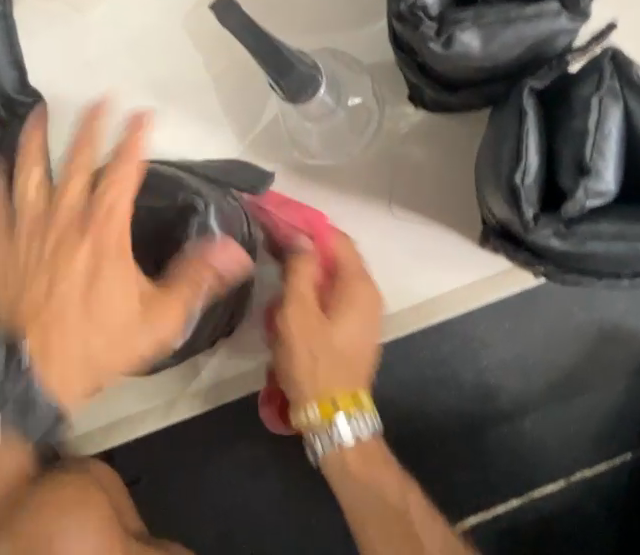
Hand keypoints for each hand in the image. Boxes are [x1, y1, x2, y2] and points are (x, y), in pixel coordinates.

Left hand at [0, 101, 254, 413]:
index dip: (135, 138)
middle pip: (77, 160)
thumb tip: (237, 251)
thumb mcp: (159, 318)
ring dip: (35, 139)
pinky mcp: (5, 247)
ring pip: (31, 172)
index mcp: (104, 228)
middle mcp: (66, 217)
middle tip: (99, 98)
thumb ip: (197, 279)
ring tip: (39, 111)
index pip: (123, 170)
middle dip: (90, 125)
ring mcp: (30, 229)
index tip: (144, 113)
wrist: (34, 375)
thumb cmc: (99, 342)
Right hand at [271, 230, 382, 405]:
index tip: (278, 221)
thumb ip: (300, 268)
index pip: (335, 237)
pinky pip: (332, 300)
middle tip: (271, 247)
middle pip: (335, 258)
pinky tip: (288, 305)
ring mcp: (364, 315)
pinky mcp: (354, 331)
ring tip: (275, 278)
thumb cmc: (314, 363)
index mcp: (359, 284)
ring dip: (304, 275)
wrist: (333, 418)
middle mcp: (368, 294)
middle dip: (303, 251)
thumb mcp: (298, 312)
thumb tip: (300, 236)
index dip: (306, 226)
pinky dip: (311, 295)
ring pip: (331, 280)